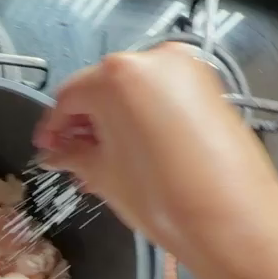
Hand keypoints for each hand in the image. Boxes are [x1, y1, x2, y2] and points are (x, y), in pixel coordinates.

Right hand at [36, 44, 277, 278]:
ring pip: (131, 92)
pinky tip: (133, 155)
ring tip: (101, 164)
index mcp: (118, 77)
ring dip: (111, 123)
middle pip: (101, 88)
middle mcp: (153, 60)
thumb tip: (58, 152)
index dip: (53, 126)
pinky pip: (159, 96)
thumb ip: (75, 156)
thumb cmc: (164, 199)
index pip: (69, 96)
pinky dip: (140, 120)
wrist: (231, 218)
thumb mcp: (105, 177)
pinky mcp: (207, 87)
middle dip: (83, 123)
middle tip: (71, 159)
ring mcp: (185, 70)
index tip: (46, 148)